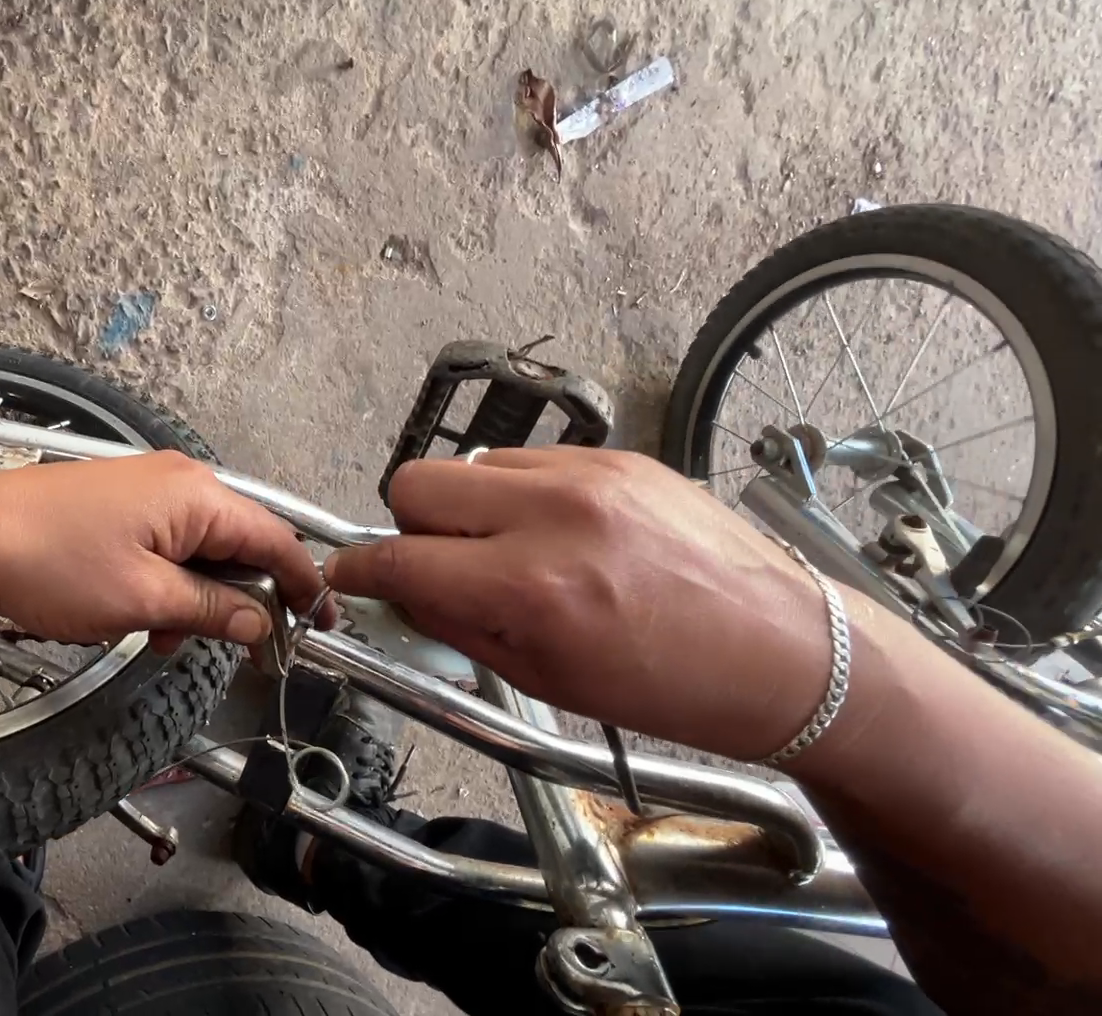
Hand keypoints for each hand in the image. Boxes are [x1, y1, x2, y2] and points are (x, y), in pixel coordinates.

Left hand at [0, 452, 328, 650]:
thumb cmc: (52, 563)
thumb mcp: (145, 598)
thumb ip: (213, 609)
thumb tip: (259, 621)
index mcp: (196, 494)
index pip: (274, 538)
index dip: (301, 585)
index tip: (317, 623)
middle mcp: (176, 482)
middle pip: (237, 543)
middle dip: (240, 599)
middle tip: (243, 647)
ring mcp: (142, 491)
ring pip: (197, 551)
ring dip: (196, 600)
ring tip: (166, 639)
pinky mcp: (115, 506)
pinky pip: (162, 547)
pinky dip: (164, 586)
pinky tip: (141, 620)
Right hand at [324, 448, 836, 759]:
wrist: (792, 655)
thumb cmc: (668, 686)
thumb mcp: (541, 677)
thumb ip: (451, 625)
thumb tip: (398, 590)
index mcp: (530, 589)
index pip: (399, 560)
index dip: (358, 570)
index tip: (349, 573)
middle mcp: (551, 516)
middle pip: (413, 484)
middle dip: (409, 527)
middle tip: (442, 562)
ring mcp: (587, 475)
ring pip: (465, 466)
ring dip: (465, 509)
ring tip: (508, 548)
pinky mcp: (616, 455)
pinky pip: (523, 461)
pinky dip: (515, 495)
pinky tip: (555, 531)